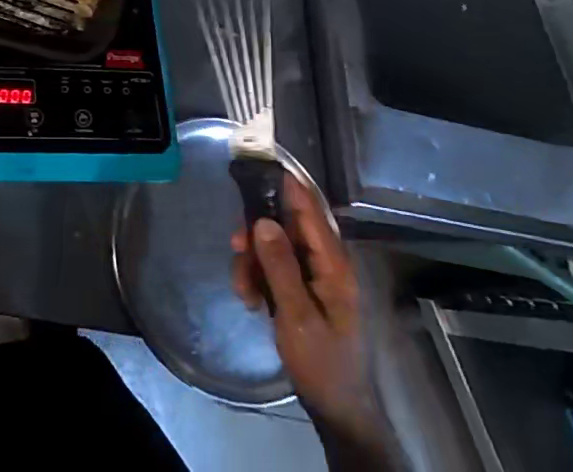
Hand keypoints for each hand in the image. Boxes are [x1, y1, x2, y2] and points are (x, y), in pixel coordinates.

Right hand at [230, 176, 387, 463]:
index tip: (259, 164)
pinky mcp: (303, 289)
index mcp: (334, 263)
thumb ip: (279, 266)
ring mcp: (315, 275)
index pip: (309, 209)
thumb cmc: (322, 362)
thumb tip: (261, 220)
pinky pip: (275, 267)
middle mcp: (326, 261)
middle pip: (286, 225)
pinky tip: (251, 300)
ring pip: (275, 246)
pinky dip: (258, 278)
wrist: (338, 408)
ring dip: (253, 262)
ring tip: (244, 292)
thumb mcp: (296, 315)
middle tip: (235, 246)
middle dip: (257, 234)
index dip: (286, 184)